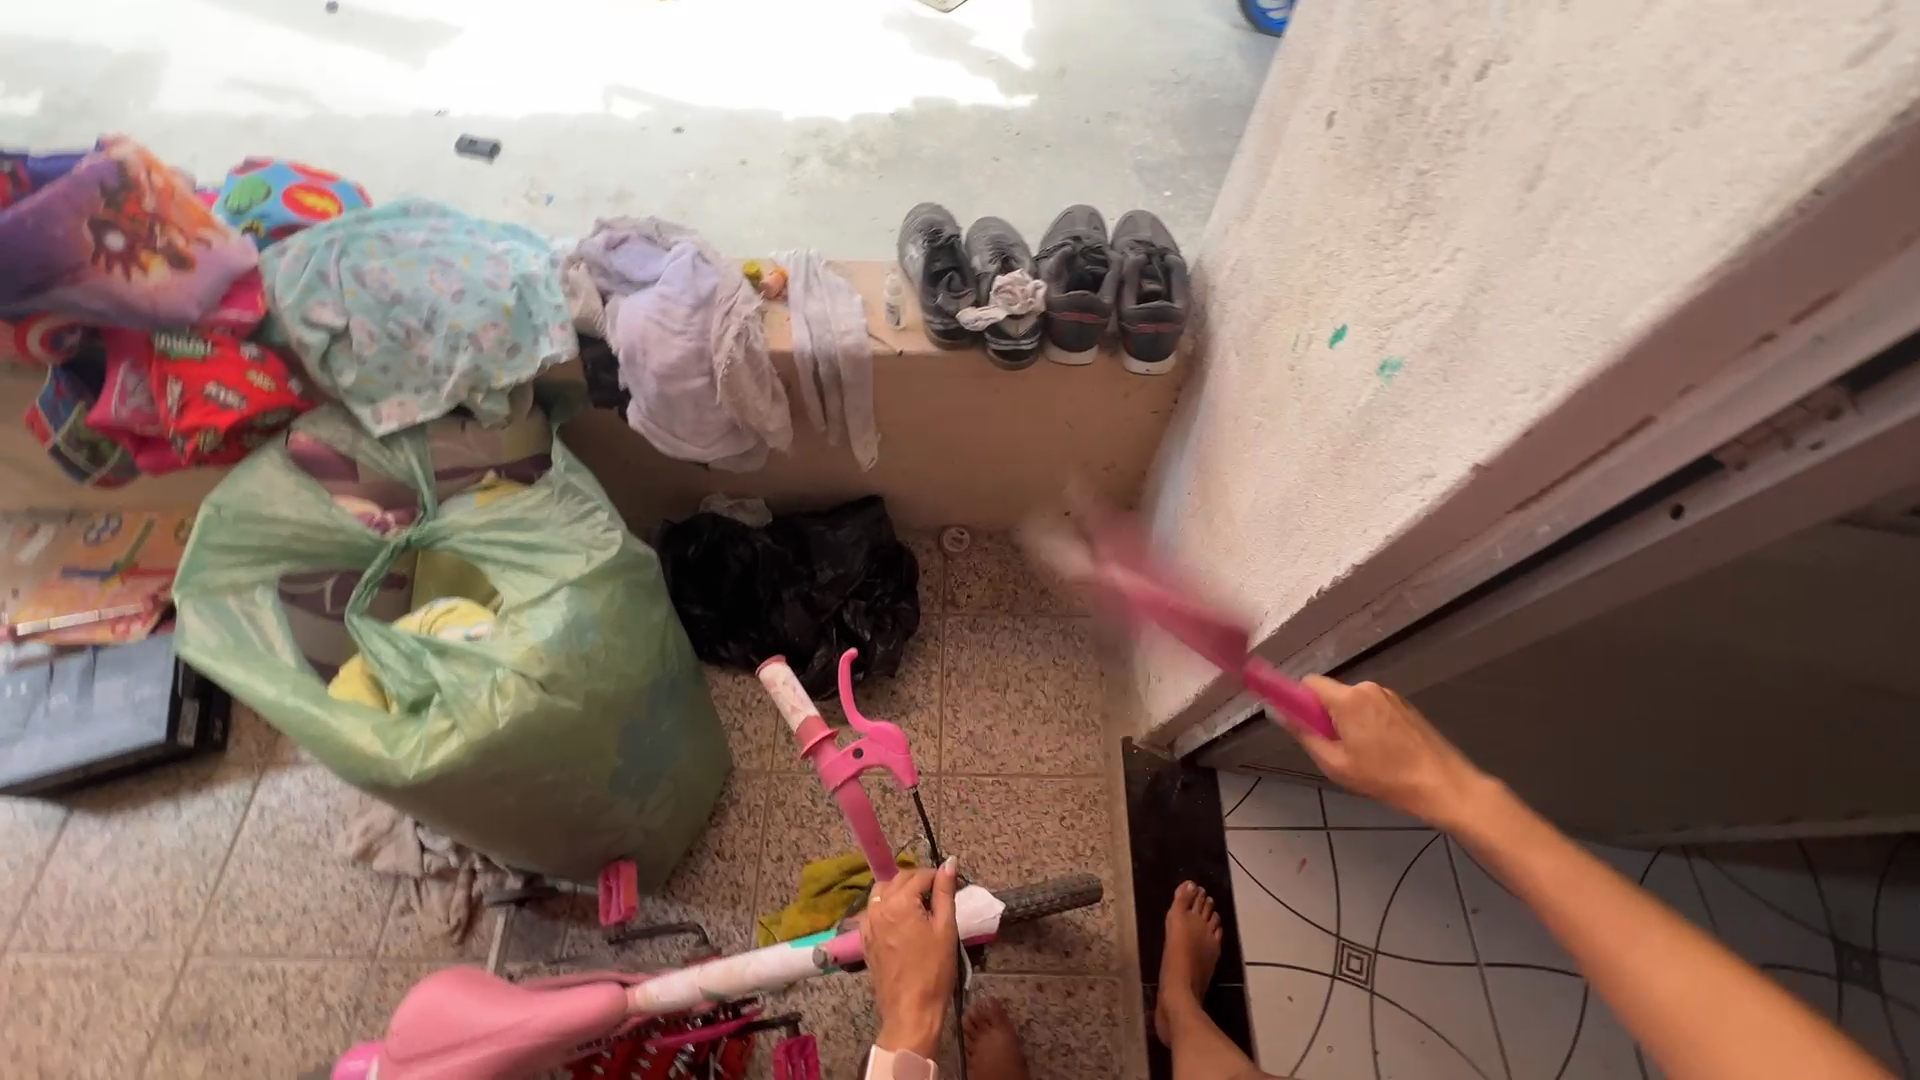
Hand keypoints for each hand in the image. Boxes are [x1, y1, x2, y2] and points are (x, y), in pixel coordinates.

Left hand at [863, 860, 959, 1057]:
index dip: (937, 877)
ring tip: (919, 906)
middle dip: (918, 881)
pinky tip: (901, 919)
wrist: (911, 1011)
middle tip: (937, 896)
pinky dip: (887, 906)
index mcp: (899, 902)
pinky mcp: (865, 939)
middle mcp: (879, 907)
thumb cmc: (934, 970)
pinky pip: (874, 910)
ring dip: (900, 891)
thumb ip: (945, 891)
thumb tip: (950, 862)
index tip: (949, 887)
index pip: (920, 875)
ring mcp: (868, 924)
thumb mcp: (946, 928)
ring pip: (883, 891)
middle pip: (899, 879)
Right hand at [1288, 676, 1494, 828]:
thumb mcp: (1336, 764)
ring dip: (1348, 721)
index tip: (1303, 725)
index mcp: (1348, 699)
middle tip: (1335, 748)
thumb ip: (1304, 735)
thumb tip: (1280, 713)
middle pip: (1331, 694)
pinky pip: (1372, 708)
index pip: (1308, 683)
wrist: (1446, 786)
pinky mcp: (1405, 706)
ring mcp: (1390, 696)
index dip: (1299, 701)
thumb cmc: (1387, 778)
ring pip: (1352, 703)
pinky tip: (1382, 751)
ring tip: (1362, 755)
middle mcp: (1368, 688)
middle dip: (1325, 716)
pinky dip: (1368, 724)